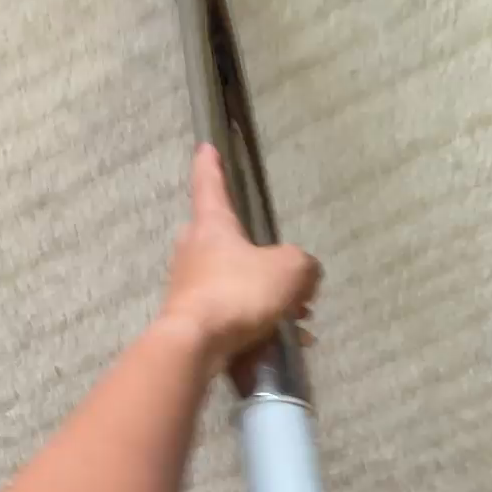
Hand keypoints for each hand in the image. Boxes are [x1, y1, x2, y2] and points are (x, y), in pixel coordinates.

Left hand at [158, 145, 319, 359]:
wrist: (194, 345)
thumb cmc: (238, 293)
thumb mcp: (291, 270)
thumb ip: (303, 265)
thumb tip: (301, 279)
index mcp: (210, 226)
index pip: (210, 185)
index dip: (210, 165)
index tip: (204, 147)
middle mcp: (192, 251)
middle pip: (225, 239)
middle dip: (258, 253)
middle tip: (289, 270)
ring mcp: (188, 285)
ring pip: (233, 281)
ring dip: (265, 295)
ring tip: (299, 316)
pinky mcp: (190, 317)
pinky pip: (230, 312)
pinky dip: (256, 322)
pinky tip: (282, 342)